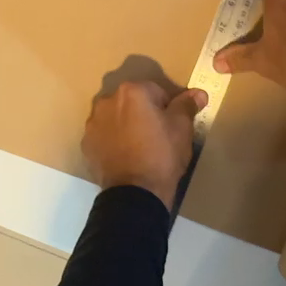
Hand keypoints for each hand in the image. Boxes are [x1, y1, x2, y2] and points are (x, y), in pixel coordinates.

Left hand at [82, 80, 206, 203]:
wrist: (135, 193)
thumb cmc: (162, 155)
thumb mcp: (182, 128)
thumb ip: (187, 106)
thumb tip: (199, 93)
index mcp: (131, 91)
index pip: (156, 91)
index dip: (168, 108)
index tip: (172, 126)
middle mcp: (107, 101)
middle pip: (132, 102)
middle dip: (144, 114)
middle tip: (158, 137)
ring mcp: (93, 123)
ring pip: (116, 118)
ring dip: (126, 126)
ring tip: (140, 149)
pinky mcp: (87, 144)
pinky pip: (104, 136)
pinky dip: (113, 142)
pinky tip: (125, 158)